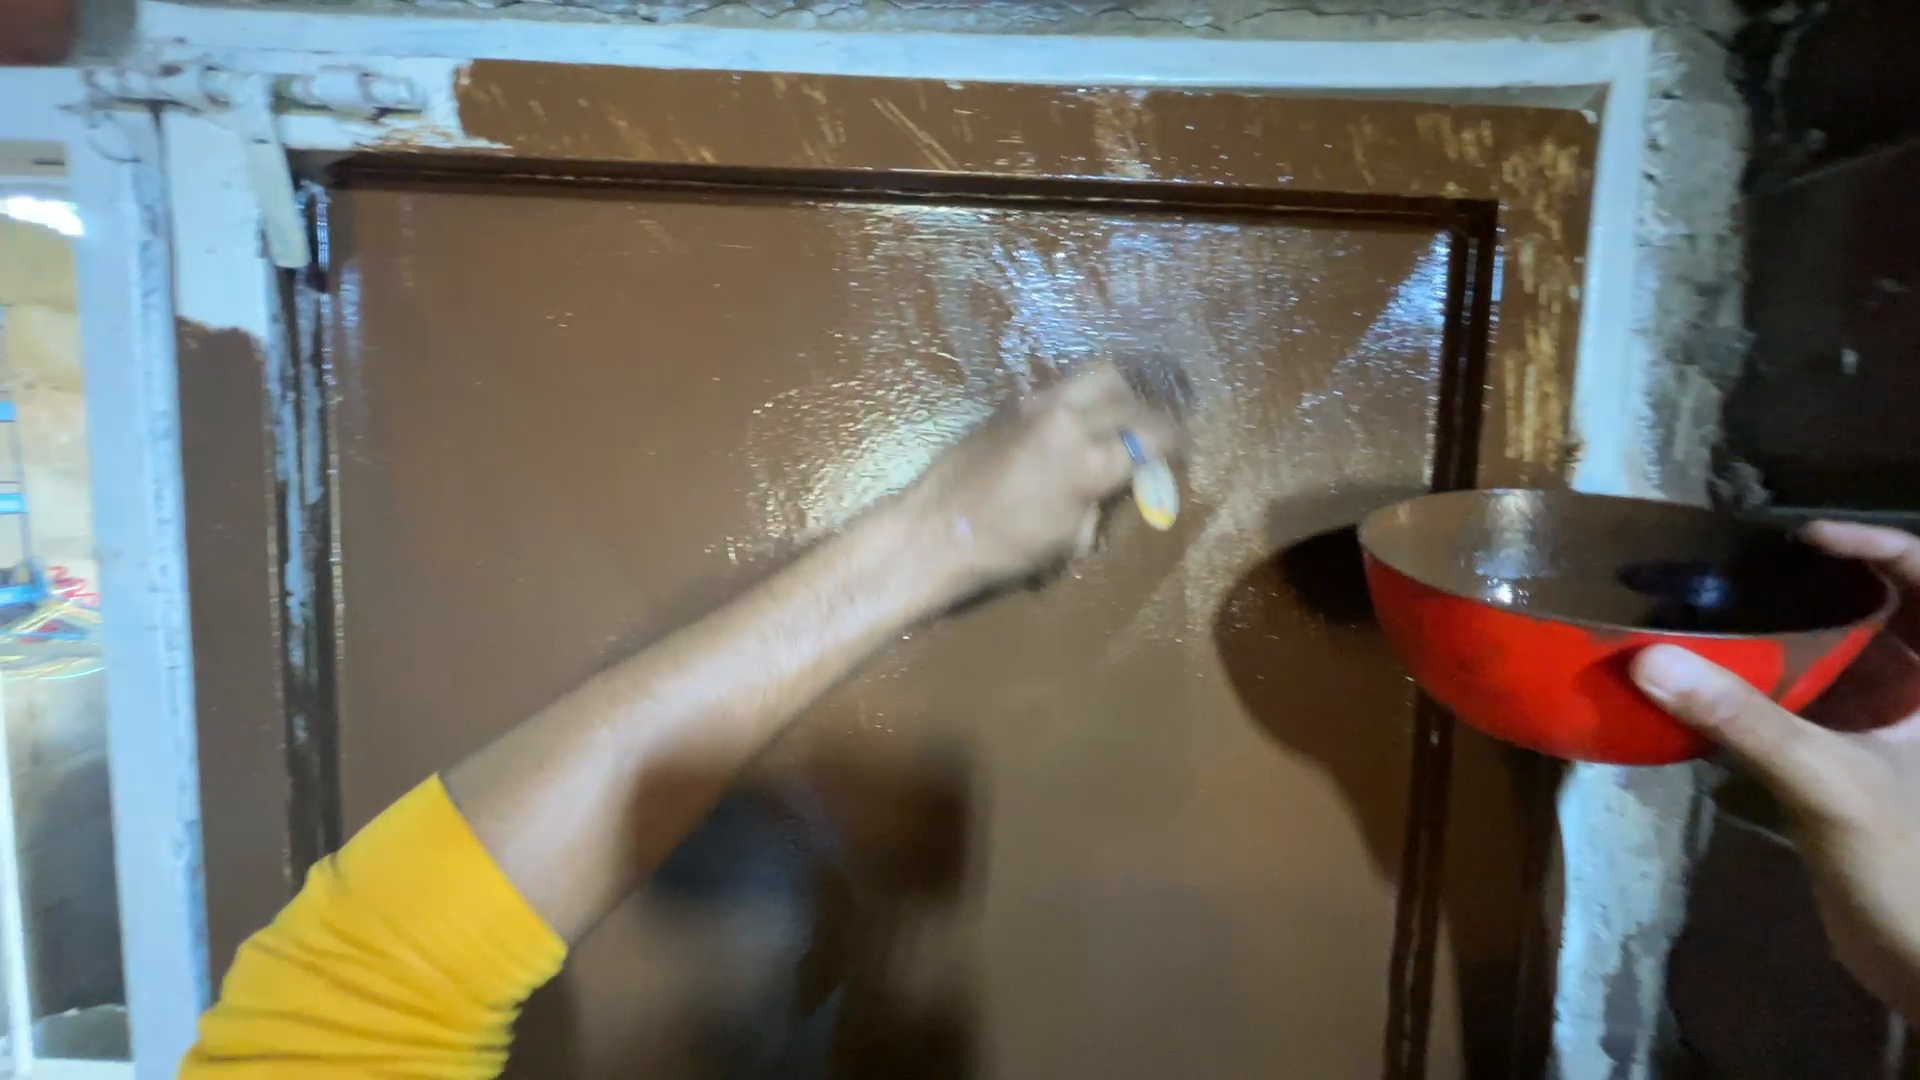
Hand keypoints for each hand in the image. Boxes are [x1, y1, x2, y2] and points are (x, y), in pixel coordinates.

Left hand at [894, 362, 1178, 597]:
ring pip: (1098, 373)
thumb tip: (1115, 481)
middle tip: (1154, 436)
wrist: (934, 531)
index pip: (1153, 435)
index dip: (1176, 441)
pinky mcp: (1012, 401)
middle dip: (1150, 415)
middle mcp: (1067, 418)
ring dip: (1118, 392)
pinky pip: (1062, 385)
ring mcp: (1036, 402)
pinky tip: (1077, 422)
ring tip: (1118, 418)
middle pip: (1130, 396)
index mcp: (1088, 460)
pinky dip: (1082, 397)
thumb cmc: (1005, 550)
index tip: (1181, 447)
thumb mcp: (1070, 537)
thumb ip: (1101, 500)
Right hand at [1630, 522, 1919, 1019]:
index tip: (1800, 538)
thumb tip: (1647, 659)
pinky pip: (1803, 696)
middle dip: (1813, 582)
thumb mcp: (1834, 786)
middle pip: (1882, 612)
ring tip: (1704, 607)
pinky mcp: (1853, 759)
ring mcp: (1893, 731)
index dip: (1882, 548)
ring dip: (1776, 629)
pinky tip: (1700, 675)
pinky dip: (1755, 677)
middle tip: (1731, 568)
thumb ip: (1746, 720)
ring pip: (1838, 653)